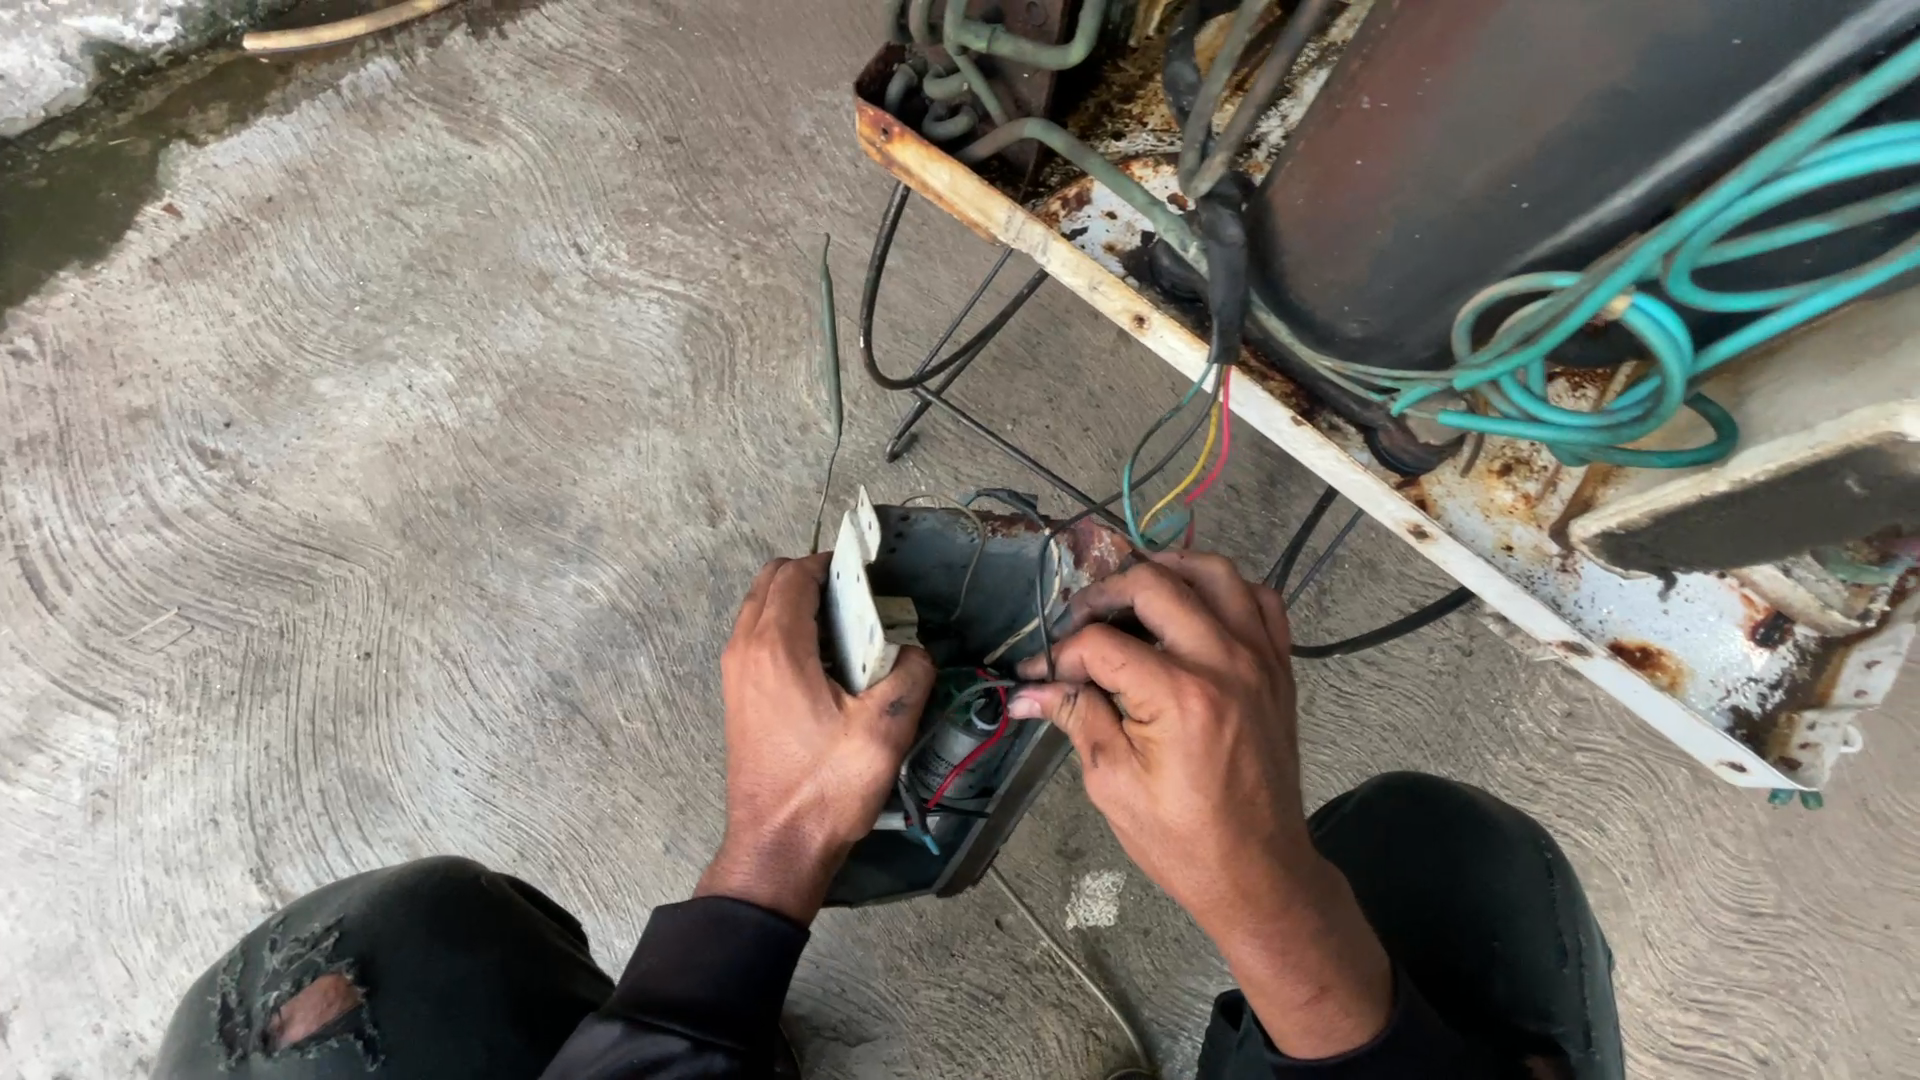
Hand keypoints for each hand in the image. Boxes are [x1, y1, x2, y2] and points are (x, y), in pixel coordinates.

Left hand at [696, 554, 934, 924]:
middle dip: (814, 576)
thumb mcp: (886, 729)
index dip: (834, 564)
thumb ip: (911, 673)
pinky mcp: (737, 693)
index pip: (797, 572)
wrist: (777, 846)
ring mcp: (735, 671)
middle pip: (772, 579)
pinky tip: (826, 662)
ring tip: (847, 630)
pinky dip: (787, 628)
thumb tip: (914, 651)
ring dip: (800, 602)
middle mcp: (744, 647)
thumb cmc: (828, 785)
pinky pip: (758, 635)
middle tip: (860, 599)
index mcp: (776, 646)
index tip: (870, 576)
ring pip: (761, 606)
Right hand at [1007, 551, 1390, 1058]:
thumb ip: (1075, 718)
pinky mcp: (1278, 667)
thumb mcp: (1113, 783)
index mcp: (1178, 696)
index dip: (1060, 654)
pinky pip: (1260, 599)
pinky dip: (1224, 588)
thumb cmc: (1181, 839)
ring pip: (1214, 573)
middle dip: (1102, 594)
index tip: (1041, 673)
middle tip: (1077, 619)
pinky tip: (1195, 605)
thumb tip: (1024, 690)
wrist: (1260, 872)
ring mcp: (1259, 658)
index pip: (1101, 643)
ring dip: (1166, 569)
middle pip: (1153, 586)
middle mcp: (1223, 662)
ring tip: (1131, 588)